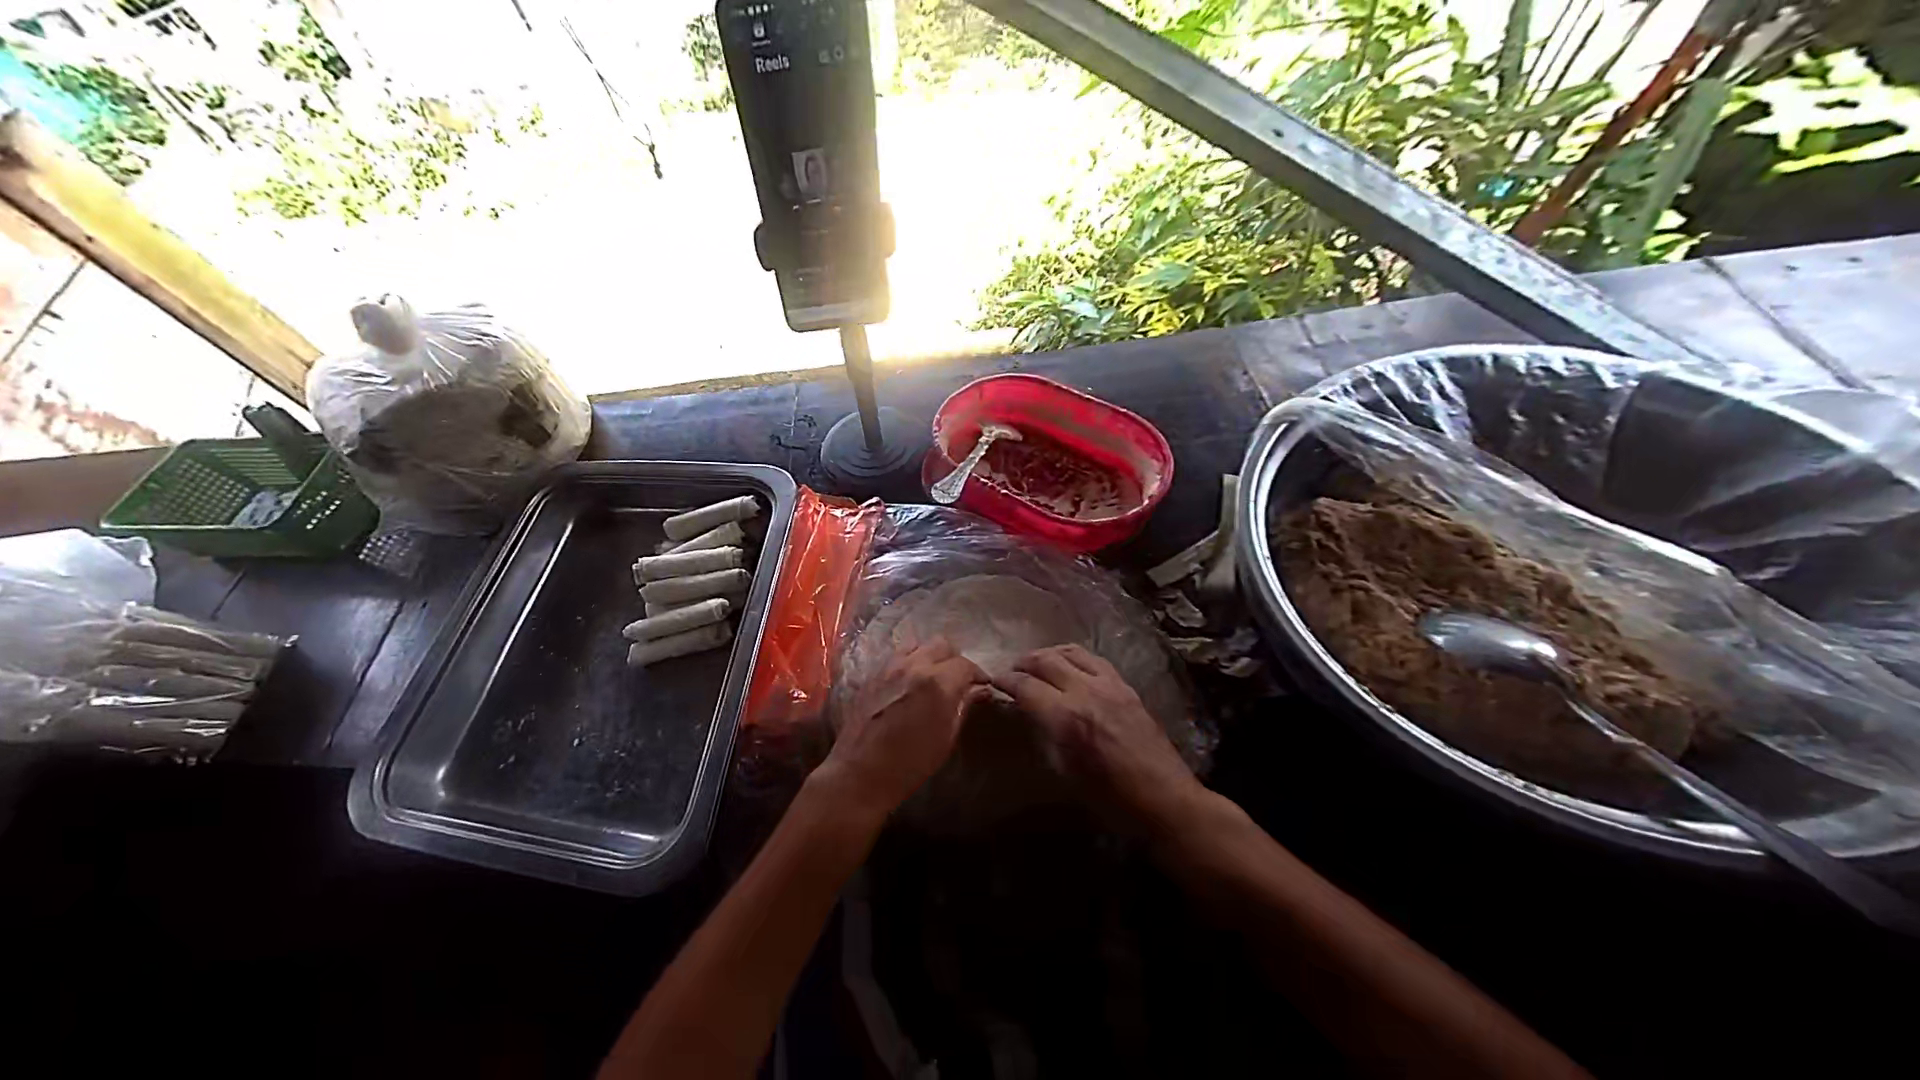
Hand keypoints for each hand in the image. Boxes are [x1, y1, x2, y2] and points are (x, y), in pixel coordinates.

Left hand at [816, 638, 991, 817]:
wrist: (859, 774)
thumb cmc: (910, 764)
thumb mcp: (946, 739)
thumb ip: (964, 707)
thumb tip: (979, 690)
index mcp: (937, 683)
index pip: (966, 665)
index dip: (978, 674)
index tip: (982, 686)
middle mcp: (914, 666)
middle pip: (941, 644)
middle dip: (954, 659)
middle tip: (957, 680)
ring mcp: (889, 667)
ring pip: (917, 644)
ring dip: (929, 656)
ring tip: (932, 677)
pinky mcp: (872, 674)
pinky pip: (896, 656)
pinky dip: (909, 662)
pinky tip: (909, 683)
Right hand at [996, 644, 1206, 832]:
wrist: (1163, 798)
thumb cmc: (1109, 798)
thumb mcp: (1064, 771)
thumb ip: (1044, 735)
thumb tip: (1028, 713)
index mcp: (1065, 717)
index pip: (1025, 686)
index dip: (1005, 681)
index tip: (994, 681)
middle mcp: (1085, 691)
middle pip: (1044, 660)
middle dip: (1023, 662)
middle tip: (1011, 670)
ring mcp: (1108, 685)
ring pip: (1070, 652)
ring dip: (1048, 654)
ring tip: (1037, 662)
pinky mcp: (1125, 686)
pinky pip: (1094, 659)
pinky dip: (1074, 657)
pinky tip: (1069, 666)